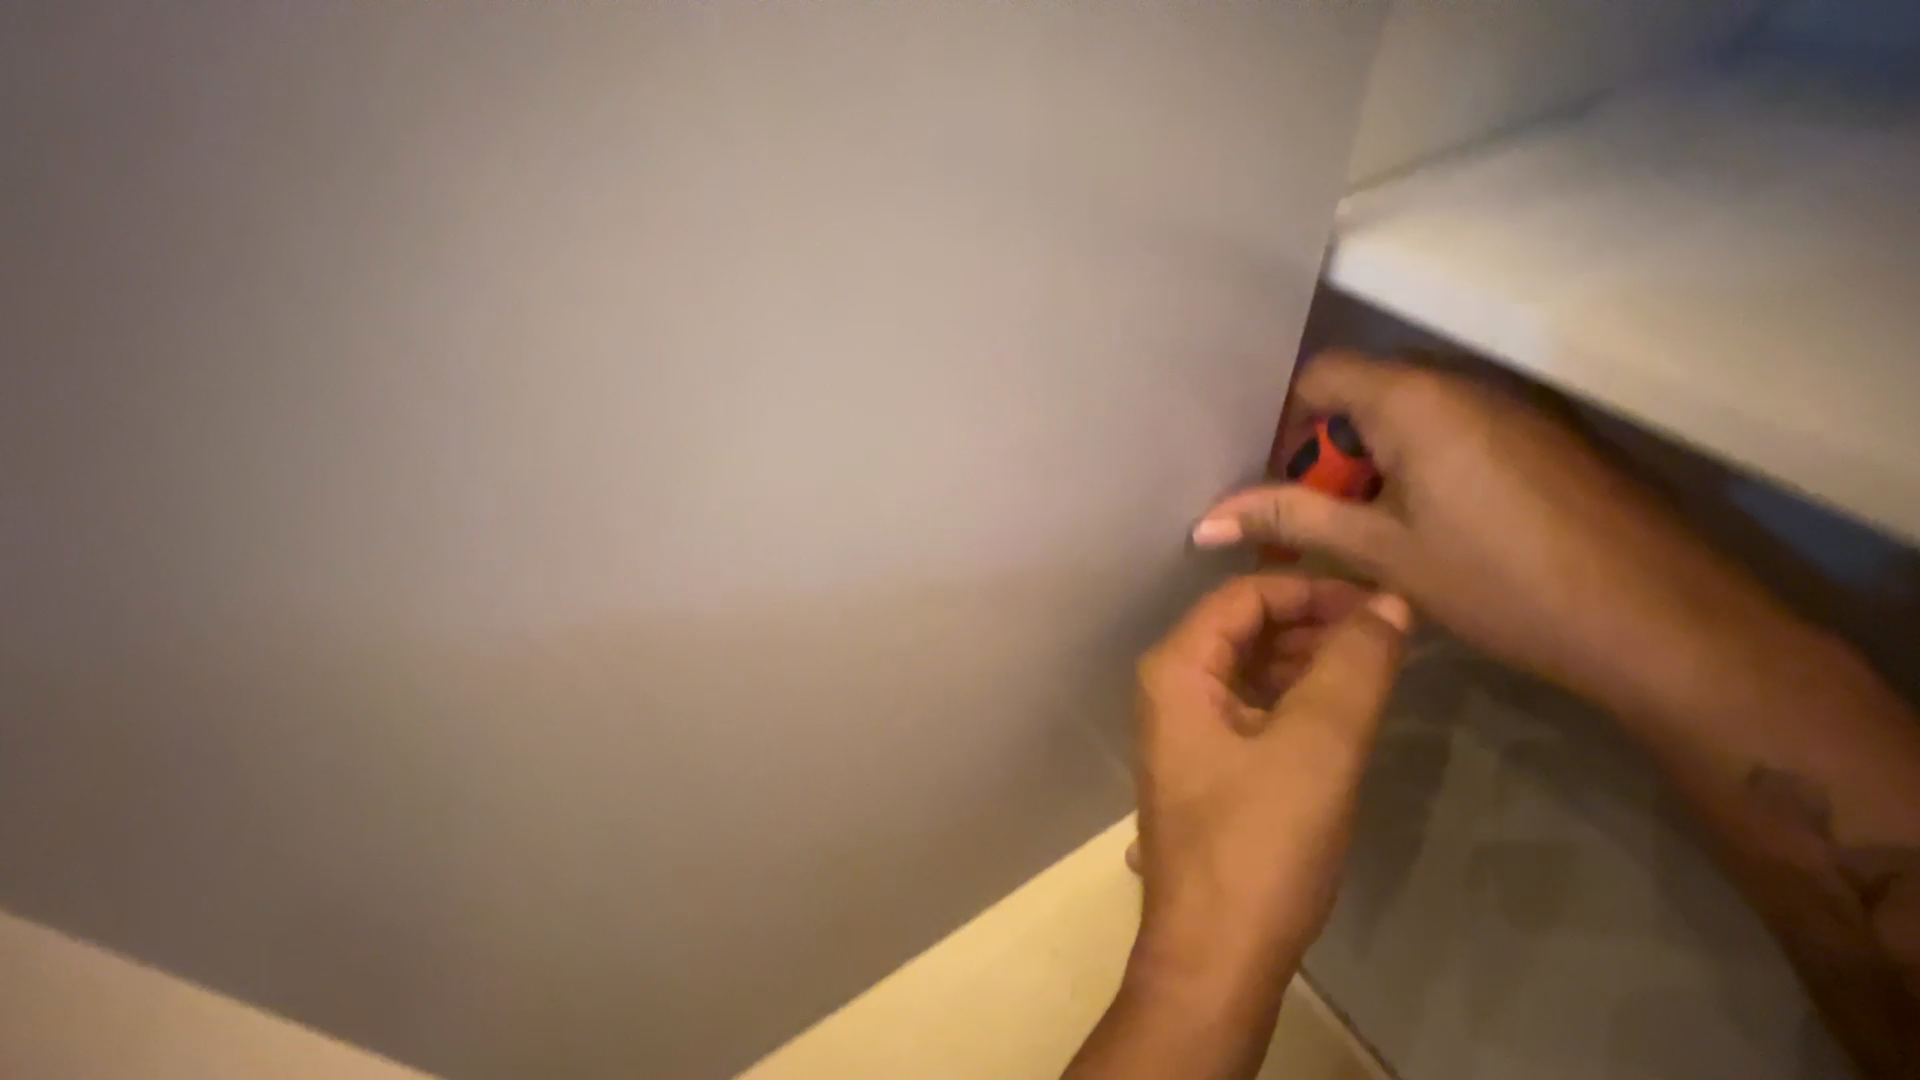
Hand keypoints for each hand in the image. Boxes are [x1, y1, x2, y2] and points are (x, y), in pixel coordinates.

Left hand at [1129, 574, 1409, 981]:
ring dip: (1310, 659)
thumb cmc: (1260, 845)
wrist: (1216, 957)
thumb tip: (1390, 602)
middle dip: (1314, 621)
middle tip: (1390, 630)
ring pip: (1252, 669)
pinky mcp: (1209, 768)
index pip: (1244, 596)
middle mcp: (1171, 689)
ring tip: (1380, 663)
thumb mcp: (1317, 747)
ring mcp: (1186, 731)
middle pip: (1244, 627)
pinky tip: (1347, 708)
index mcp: (1177, 669)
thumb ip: (1354, 666)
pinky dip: (1299, 699)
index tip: (1381, 600)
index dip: (1312, 588)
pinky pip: (1255, 709)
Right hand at [1191, 350, 1774, 712]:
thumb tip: (1203, 523)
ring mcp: (1512, 406)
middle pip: (1364, 394)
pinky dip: (1424, 468)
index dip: (1284, 424)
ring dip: (1376, 463)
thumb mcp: (1381, 552)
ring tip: (1373, 532)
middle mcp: (1462, 384)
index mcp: (1413, 399)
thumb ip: (1292, 519)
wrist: (1661, 622)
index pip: (1318, 375)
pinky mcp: (1546, 435)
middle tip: (1317, 520)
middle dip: (1329, 452)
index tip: (1277, 484)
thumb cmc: (1499, 582)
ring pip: (1412, 417)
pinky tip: (1438, 529)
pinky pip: (1458, 432)